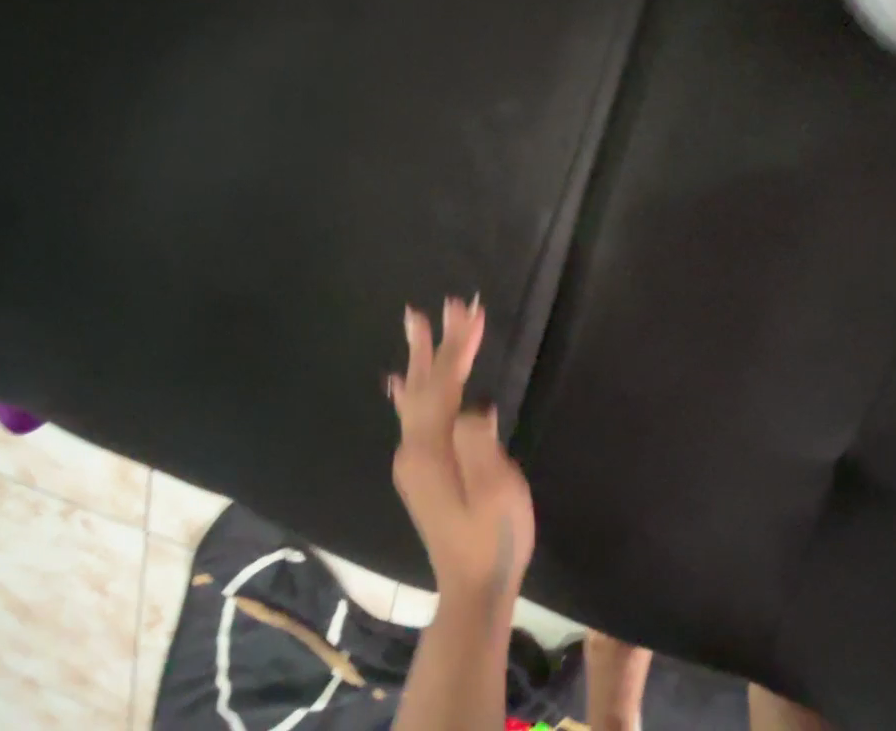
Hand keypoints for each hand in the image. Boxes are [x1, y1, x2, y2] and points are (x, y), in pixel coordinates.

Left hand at [388, 297, 534, 607]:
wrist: (474, 588)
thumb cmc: (494, 538)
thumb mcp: (496, 489)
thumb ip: (478, 440)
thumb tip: (471, 406)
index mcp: (430, 449)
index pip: (443, 383)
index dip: (456, 345)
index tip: (468, 308)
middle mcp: (412, 449)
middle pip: (424, 385)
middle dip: (434, 344)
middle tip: (432, 307)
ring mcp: (413, 462)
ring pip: (416, 398)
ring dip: (420, 360)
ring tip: (413, 327)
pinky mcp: (421, 472)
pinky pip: (413, 416)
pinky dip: (410, 391)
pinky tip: (399, 384)